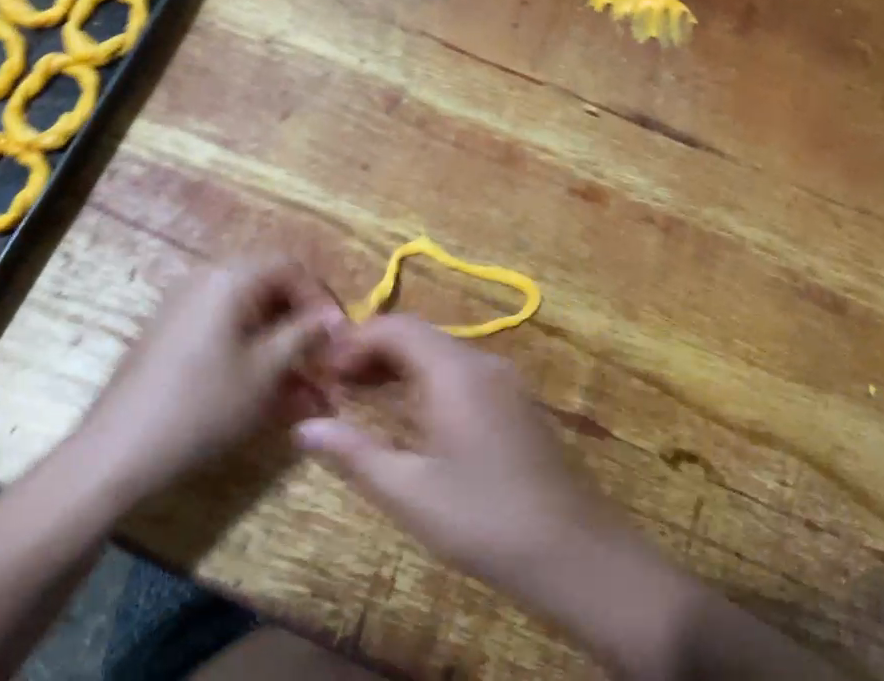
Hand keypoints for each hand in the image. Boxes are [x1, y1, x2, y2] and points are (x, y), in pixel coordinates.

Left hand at [78, 257, 340, 499]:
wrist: (119, 450)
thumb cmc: (202, 405)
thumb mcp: (265, 372)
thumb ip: (303, 336)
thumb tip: (335, 318)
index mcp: (228, 278)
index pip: (290, 267)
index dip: (322, 299)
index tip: (341, 338)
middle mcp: (204, 281)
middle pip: (269, 289)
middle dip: (303, 327)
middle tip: (326, 365)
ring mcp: (184, 309)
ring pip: (249, 317)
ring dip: (282, 348)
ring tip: (308, 394)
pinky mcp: (173, 337)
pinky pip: (226, 335)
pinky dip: (254, 357)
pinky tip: (274, 398)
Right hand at [297, 315, 843, 680]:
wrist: (580, 557)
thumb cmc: (486, 521)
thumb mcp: (409, 492)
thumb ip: (354, 454)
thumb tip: (304, 428)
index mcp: (456, 372)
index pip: (397, 326)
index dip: (354, 341)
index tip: (323, 372)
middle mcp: (484, 363)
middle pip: (419, 336)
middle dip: (373, 352)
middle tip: (335, 387)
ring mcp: (507, 383)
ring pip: (441, 354)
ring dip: (399, 368)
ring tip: (363, 401)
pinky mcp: (519, 406)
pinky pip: (463, 374)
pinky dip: (427, 382)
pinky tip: (411, 420)